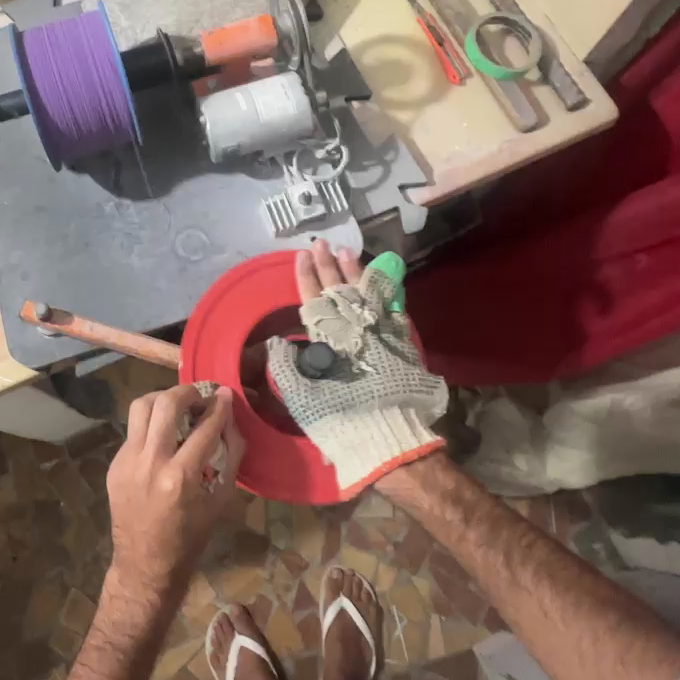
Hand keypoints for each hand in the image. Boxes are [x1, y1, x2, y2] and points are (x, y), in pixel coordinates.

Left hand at [106, 385, 245, 590]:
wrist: (146, 565)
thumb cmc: (191, 536)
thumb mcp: (221, 499)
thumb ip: (230, 456)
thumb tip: (231, 420)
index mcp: (181, 477)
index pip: (205, 427)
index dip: (220, 406)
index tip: (226, 395)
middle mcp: (150, 463)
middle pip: (166, 404)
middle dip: (187, 392)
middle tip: (200, 397)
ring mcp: (127, 462)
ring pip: (141, 407)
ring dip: (163, 399)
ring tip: (177, 406)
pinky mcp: (115, 465)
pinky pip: (134, 431)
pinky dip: (151, 426)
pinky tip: (162, 436)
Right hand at [268, 241, 448, 495]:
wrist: (387, 437)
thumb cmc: (339, 419)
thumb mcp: (301, 397)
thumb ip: (286, 366)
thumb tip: (280, 343)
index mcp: (328, 339)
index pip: (313, 299)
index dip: (306, 277)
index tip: (301, 256)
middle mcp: (354, 328)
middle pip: (338, 289)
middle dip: (327, 265)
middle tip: (320, 243)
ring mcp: (380, 332)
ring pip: (366, 292)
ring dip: (354, 271)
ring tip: (346, 252)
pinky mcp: (400, 343)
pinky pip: (390, 309)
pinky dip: (383, 293)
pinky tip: (380, 282)